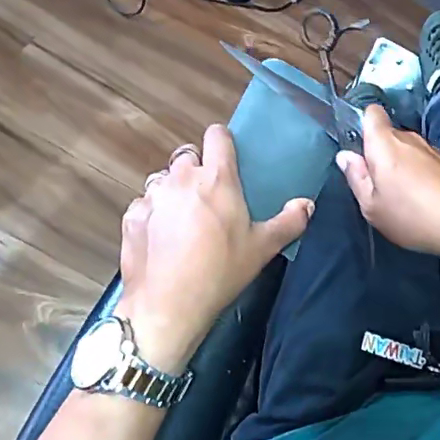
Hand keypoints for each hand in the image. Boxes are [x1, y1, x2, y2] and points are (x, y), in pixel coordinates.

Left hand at [118, 124, 312, 373]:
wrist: (168, 304)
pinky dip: (152, 215)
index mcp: (216, 178)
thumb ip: (289, 222)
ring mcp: (152, 195)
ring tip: (182, 220)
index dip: (221, 142)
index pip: (216, 135)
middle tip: (207, 198)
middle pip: (187, 157)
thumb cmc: (220, 271)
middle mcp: (181, 178)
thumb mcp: (262, 248)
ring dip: (172, 192)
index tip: (226, 157)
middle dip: (196, 171)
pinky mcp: (131, 215)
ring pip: (162, 180)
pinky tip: (160, 238)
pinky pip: (144, 205)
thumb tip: (307, 205)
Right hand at [335, 105, 439, 264]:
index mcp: (384, 143)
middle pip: (387, 135)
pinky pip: (424, 161)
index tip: (358, 150)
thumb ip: (356, 177)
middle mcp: (409, 138)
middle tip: (377, 185)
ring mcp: (432, 149)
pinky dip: (419, 174)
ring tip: (401, 197)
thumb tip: (345, 155)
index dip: (362, 125)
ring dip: (400, 166)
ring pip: (406, 149)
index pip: (371, 113)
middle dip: (379, 154)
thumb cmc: (413, 216)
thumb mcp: (372, 206)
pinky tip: (423, 199)